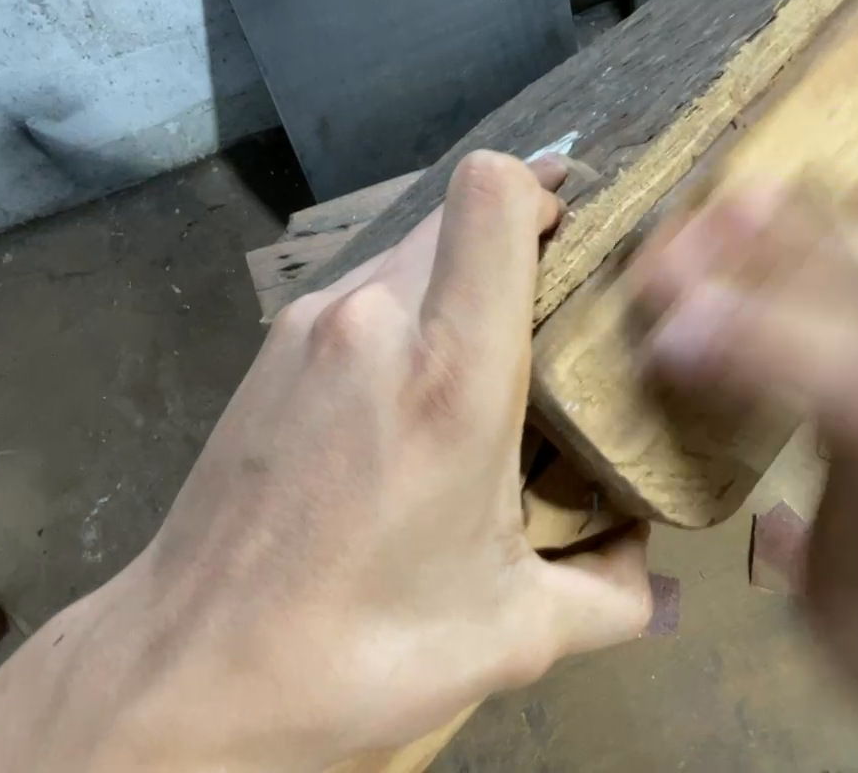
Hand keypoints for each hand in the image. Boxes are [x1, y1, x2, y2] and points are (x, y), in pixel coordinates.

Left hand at [0, 152, 649, 772]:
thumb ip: (612, 594)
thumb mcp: (509, 633)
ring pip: (408, 254)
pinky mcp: (273, 343)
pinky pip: (362, 294)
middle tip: (546, 319)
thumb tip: (669, 590)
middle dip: (513, 249)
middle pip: (458, 216)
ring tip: (474, 371)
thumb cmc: (359, 652)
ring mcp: (310, 322)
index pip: (492, 195)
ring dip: (452, 287)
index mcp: (448, 372)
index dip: (541, 189)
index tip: (574, 231)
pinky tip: (399, 399)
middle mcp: (373, 317)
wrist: (188, 667)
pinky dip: (400, 316)